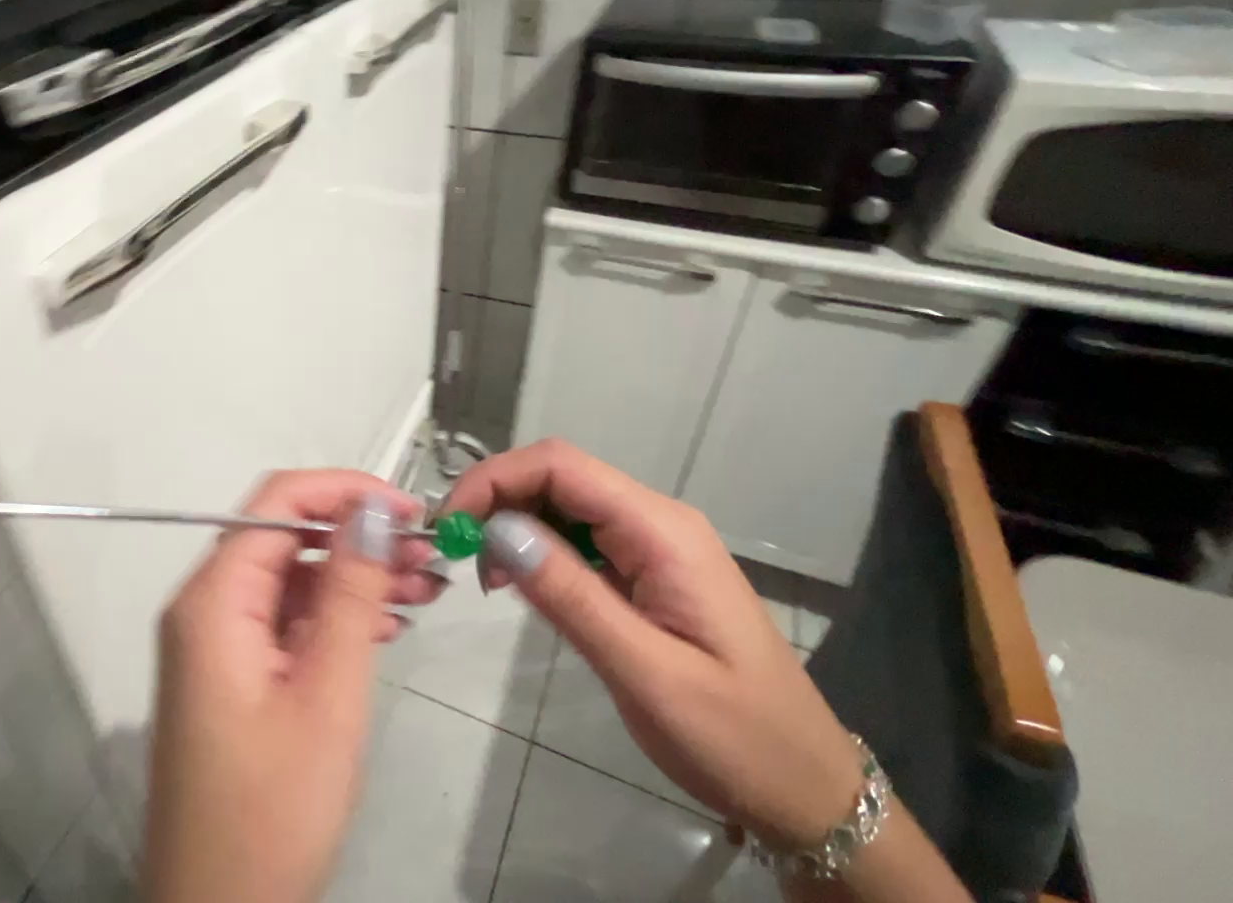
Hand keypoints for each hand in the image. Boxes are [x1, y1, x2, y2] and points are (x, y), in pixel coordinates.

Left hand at [143, 471, 441, 902]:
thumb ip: (349, 591)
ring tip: (427, 590)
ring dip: (356, 577)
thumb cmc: (273, 808)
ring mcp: (218, 643)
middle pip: (286, 537)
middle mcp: (207, 608)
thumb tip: (372, 510)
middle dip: (359, 536)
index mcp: (214, 599)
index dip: (347, 492)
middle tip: (433, 557)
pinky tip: (387, 626)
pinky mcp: (235, 675)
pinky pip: (287, 622)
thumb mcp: (327, 693)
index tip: (413, 510)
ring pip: (292, 579)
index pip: (278, 501)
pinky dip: (336, 616)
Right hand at [442, 439, 861, 851]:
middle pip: (558, 476)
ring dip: (513, 526)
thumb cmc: (733, 736)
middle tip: (460, 559)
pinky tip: (523, 586)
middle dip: (497, 501)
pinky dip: (539, 550)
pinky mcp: (648, 571)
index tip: (449, 528)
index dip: (493, 480)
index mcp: (662, 532)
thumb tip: (497, 528)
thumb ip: (570, 595)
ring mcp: (655, 545)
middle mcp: (658, 522)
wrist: (804, 786)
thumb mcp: (644, 671)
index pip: (560, 466)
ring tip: (487, 580)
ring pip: (565, 504)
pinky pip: (581, 538)